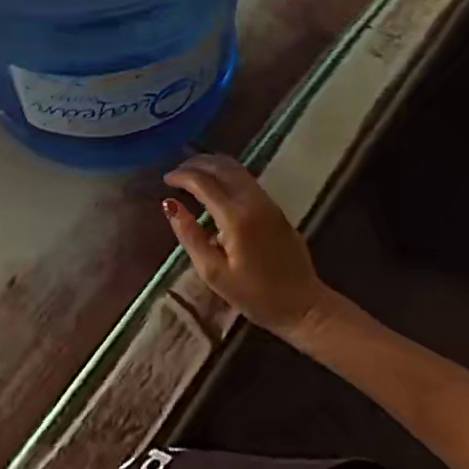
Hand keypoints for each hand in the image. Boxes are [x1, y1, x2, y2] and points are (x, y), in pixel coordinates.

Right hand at [162, 155, 332, 338]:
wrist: (303, 305)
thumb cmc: (255, 295)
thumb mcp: (214, 273)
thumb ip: (190, 236)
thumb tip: (170, 205)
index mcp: (235, 217)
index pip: (203, 182)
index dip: (182, 176)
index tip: (166, 180)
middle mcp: (252, 200)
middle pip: (220, 166)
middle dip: (195, 164)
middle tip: (176, 173)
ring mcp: (267, 200)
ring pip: (235, 168)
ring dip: (211, 164)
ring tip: (191, 174)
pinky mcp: (274, 206)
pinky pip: (245, 177)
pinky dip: (225, 172)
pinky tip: (215, 183)